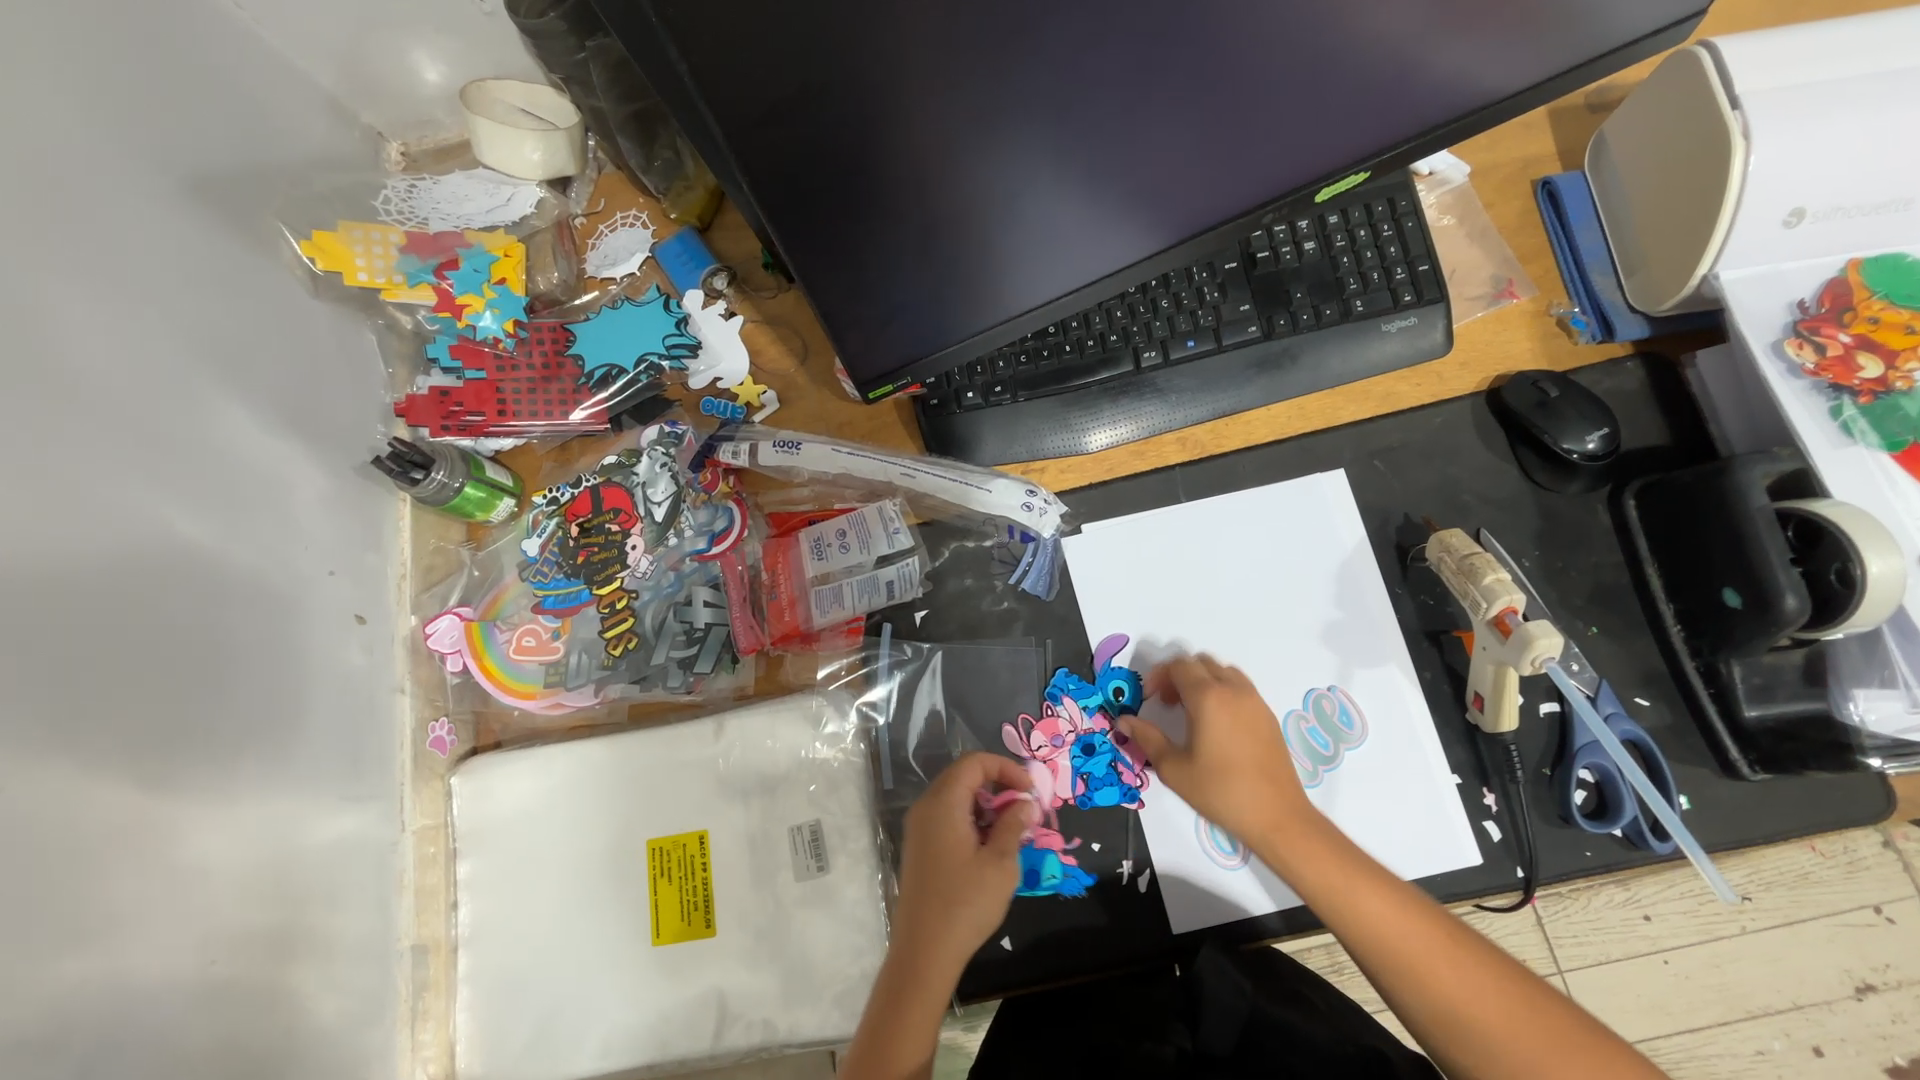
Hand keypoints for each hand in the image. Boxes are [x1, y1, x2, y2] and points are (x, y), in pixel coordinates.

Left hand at [891, 753, 1034, 975]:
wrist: (923, 952)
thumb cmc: (965, 903)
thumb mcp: (1000, 863)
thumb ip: (1013, 825)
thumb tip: (1024, 803)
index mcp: (943, 803)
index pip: (974, 763)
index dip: (1006, 769)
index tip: (1030, 792)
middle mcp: (925, 808)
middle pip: (963, 777)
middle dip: (998, 786)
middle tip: (1025, 812)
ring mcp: (919, 829)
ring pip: (956, 799)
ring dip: (986, 806)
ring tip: (1012, 833)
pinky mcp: (920, 849)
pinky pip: (947, 819)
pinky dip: (972, 822)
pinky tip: (990, 849)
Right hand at [1118, 655, 1315, 840]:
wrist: (1276, 815)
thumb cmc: (1219, 791)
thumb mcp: (1173, 768)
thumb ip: (1146, 738)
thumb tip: (1122, 720)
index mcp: (1208, 697)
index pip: (1178, 666)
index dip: (1158, 676)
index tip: (1149, 700)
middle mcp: (1233, 690)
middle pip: (1201, 662)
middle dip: (1179, 675)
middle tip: (1167, 704)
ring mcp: (1255, 701)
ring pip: (1224, 671)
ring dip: (1203, 680)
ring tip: (1193, 711)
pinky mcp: (1268, 715)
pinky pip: (1241, 687)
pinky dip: (1223, 691)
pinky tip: (1217, 724)